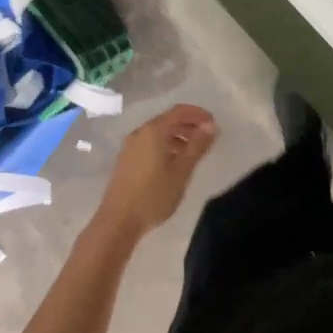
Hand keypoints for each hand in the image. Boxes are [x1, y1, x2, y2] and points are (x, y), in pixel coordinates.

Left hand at [90, 104, 217, 240]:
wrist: (118, 221)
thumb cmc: (153, 195)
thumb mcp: (181, 171)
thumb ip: (197, 146)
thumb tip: (210, 126)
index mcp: (153, 131)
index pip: (179, 111)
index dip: (198, 114)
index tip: (213, 124)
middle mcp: (140, 133)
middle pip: (168, 120)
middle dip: (189, 125)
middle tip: (207, 137)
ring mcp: (130, 146)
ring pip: (158, 133)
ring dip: (178, 136)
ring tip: (193, 152)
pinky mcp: (126, 159)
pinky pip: (150, 143)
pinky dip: (166, 145)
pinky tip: (174, 162)